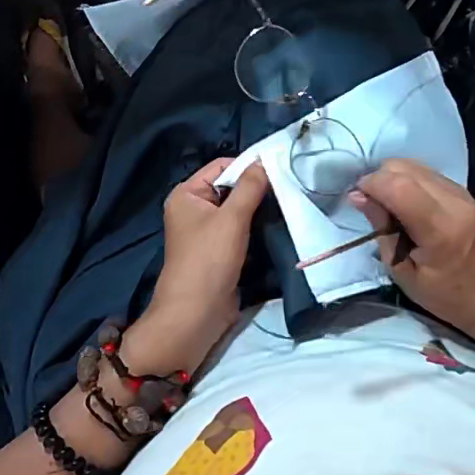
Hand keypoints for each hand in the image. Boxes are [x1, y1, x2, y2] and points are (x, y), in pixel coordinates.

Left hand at [132, 158, 269, 373]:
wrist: (197, 313)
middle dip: (256, 189)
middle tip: (288, 187)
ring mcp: (206, 231)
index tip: (279, 169)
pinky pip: (240, 231)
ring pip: (238, 211)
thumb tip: (265, 162)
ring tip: (286, 206)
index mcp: (186, 194)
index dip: (248, 166)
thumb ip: (250, 187)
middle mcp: (193, 209)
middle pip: (230, 188)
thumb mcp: (232, 218)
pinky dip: (256, 229)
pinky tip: (276, 227)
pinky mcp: (219, 251)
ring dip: (259, 211)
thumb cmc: (209, 259)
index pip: (221, 166)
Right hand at [348, 159, 474, 340]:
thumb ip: (382, 229)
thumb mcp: (401, 272)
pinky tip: (402, 203)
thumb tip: (357, 196)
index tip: (356, 200)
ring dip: (389, 179)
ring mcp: (459, 191)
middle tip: (370, 206)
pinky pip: (420, 171)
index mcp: (440, 230)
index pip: (399, 187)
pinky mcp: (459, 187)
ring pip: (410, 164)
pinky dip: (403, 180)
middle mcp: (453, 202)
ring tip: (386, 206)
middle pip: (402, 168)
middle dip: (377, 180)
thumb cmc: (443, 294)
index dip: (370, 185)